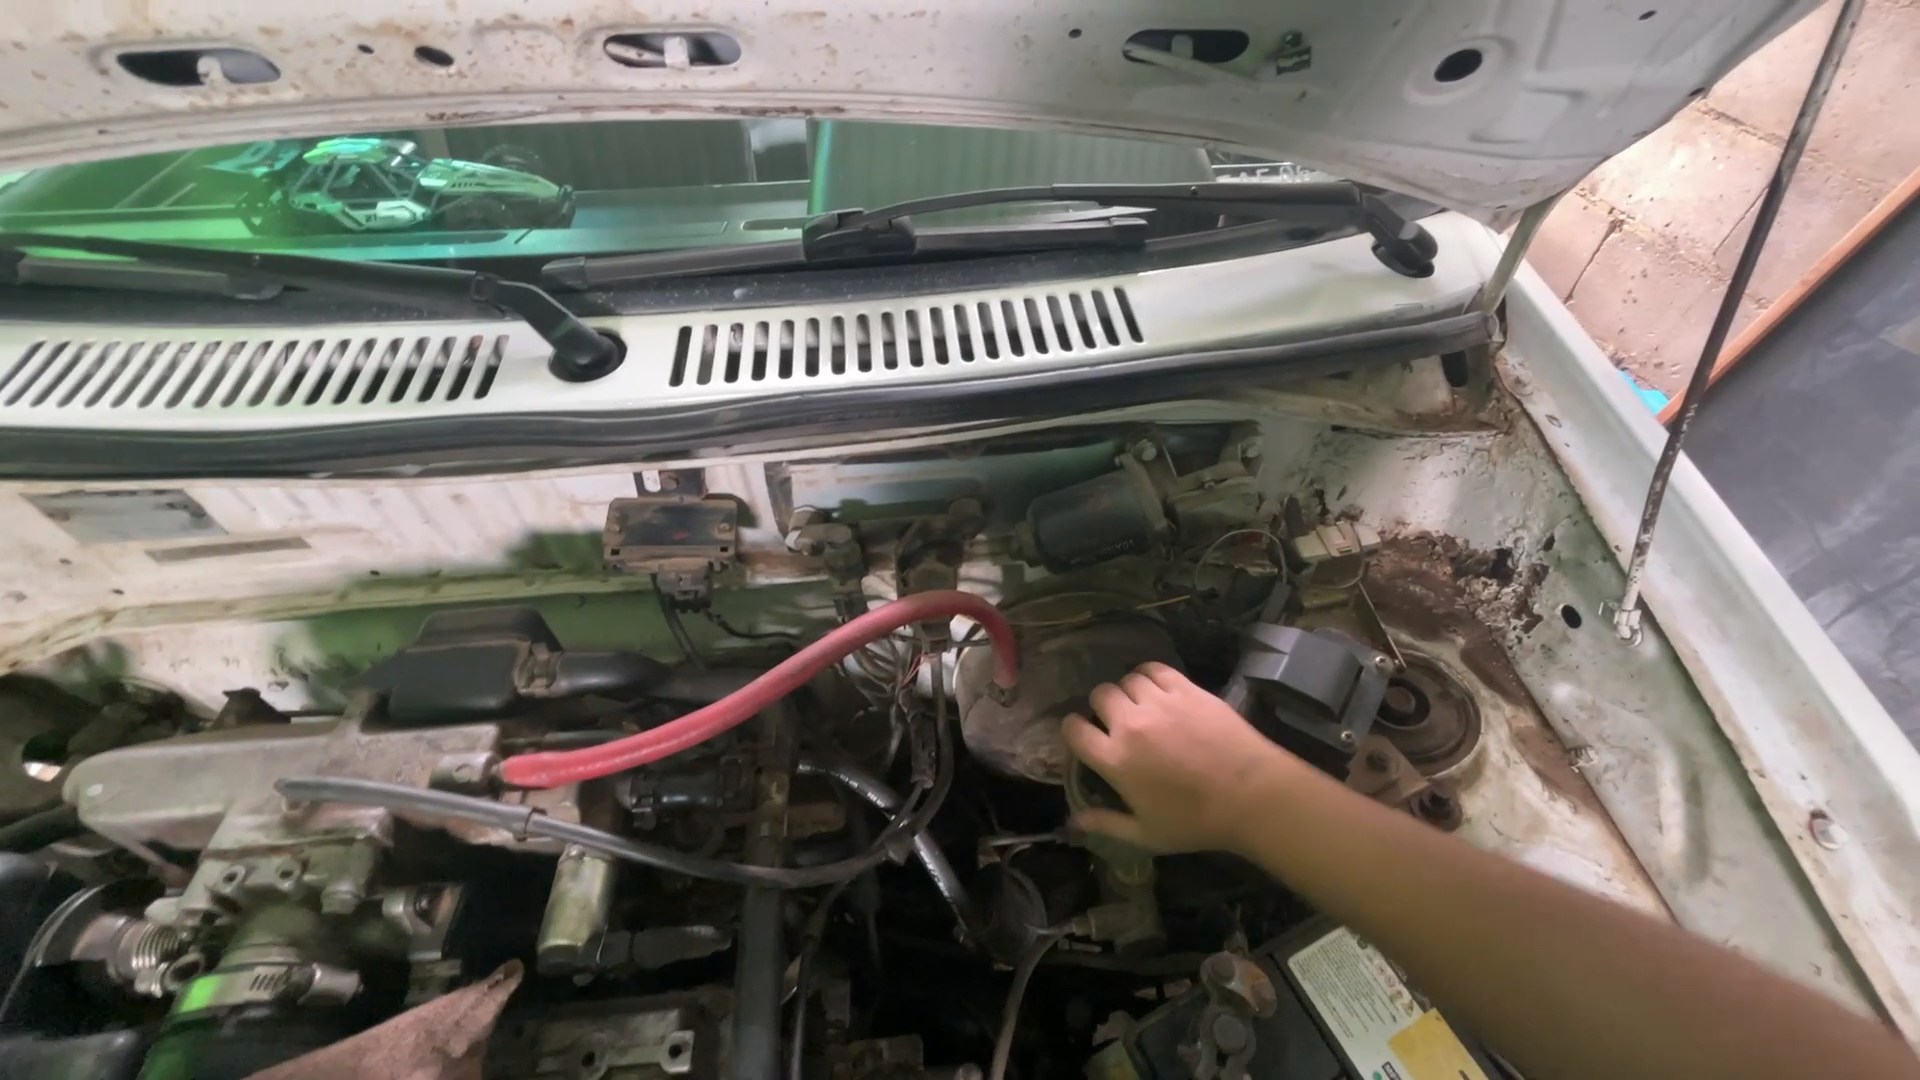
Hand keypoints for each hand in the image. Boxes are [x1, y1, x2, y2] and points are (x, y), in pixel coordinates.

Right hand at [1061, 661, 1304, 854]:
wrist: (1252, 796)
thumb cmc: (1197, 821)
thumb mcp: (1148, 835)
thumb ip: (1107, 824)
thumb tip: (1075, 821)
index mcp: (1116, 760)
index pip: (1074, 730)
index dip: (1073, 729)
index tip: (1083, 734)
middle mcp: (1130, 725)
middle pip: (1099, 695)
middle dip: (1102, 706)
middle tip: (1116, 719)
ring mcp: (1159, 703)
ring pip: (1127, 679)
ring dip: (1128, 691)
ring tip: (1140, 703)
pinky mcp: (1186, 689)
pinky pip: (1155, 669)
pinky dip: (1149, 675)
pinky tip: (1157, 688)